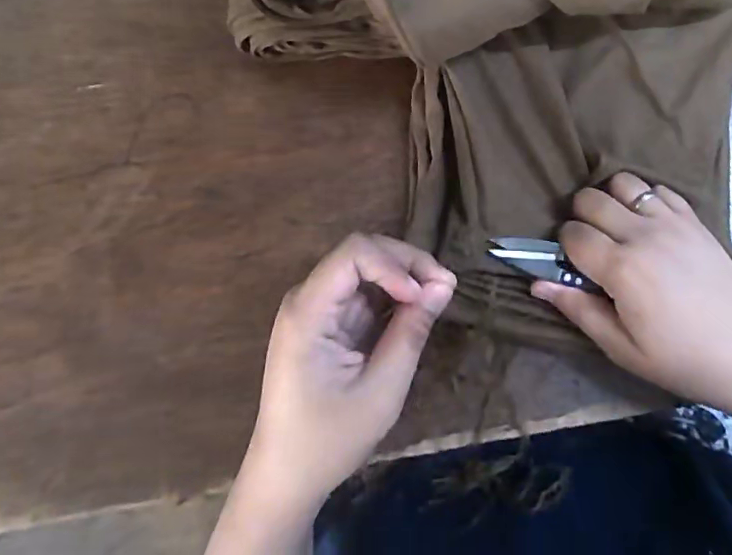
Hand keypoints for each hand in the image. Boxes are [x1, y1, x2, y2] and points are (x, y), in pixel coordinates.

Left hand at [239, 233, 456, 509]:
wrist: (285, 479)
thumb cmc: (329, 440)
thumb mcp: (381, 390)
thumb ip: (411, 332)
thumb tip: (444, 284)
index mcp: (308, 311)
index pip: (354, 253)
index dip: (394, 263)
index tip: (422, 295)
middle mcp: (307, 298)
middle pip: (361, 252)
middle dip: (406, 263)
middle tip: (445, 286)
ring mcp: (316, 307)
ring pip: (366, 266)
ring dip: (403, 274)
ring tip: (437, 295)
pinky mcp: (327, 320)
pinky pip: (363, 290)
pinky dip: (393, 293)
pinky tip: (416, 308)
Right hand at [532, 173, 731, 417]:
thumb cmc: (680, 359)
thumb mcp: (622, 348)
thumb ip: (578, 309)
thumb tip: (537, 283)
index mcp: (622, 269)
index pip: (572, 233)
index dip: (564, 246)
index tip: (573, 263)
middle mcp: (643, 234)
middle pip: (591, 198)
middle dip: (580, 216)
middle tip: (591, 244)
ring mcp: (672, 221)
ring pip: (623, 182)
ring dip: (611, 199)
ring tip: (618, 227)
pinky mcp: (693, 219)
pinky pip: (658, 188)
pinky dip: (645, 198)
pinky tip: (649, 225)